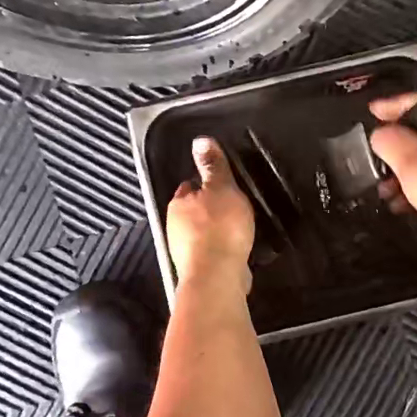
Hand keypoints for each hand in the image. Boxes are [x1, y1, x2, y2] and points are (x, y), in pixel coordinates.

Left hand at [166, 136, 254, 288]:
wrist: (217, 276)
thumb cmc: (220, 228)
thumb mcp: (222, 188)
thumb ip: (213, 166)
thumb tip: (201, 140)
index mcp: (179, 202)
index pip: (191, 185)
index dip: (208, 184)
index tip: (226, 186)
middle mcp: (176, 225)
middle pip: (196, 209)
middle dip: (212, 208)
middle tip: (237, 207)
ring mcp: (185, 249)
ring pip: (203, 232)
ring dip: (217, 230)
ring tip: (240, 229)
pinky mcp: (198, 267)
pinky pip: (212, 251)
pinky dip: (222, 248)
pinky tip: (237, 249)